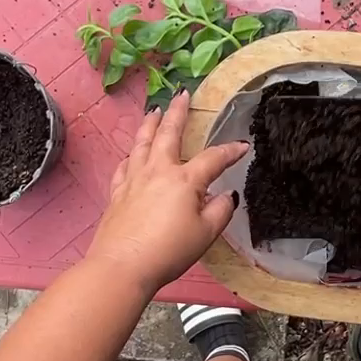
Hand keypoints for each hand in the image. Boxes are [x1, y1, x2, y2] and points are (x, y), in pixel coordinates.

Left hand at [84, 92, 248, 294]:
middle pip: (169, 134)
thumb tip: (227, 195)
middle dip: (178, 113)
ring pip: (142, 143)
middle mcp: (158, 172)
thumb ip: (220, 210)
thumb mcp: (206, 234)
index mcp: (184, 180)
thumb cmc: (168, 251)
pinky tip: (132, 154)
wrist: (122, 266)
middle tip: (182, 95)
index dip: (230, 151)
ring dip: (150, 124)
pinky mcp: (117, 193)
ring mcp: (134, 180)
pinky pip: (124, 165)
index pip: (213, 159)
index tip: (242, 146)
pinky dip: (131, 155)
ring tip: (154, 111)